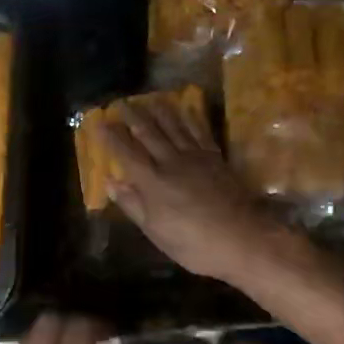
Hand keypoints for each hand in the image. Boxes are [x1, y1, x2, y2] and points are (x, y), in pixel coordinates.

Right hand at [100, 100, 283, 282]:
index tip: (99, 122)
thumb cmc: (193, 244)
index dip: (111, 137)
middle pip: (148, 133)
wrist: (244, 240)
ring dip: (160, 112)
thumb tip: (111, 182)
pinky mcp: (216, 159)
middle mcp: (171, 163)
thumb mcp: (155, 231)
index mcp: (151, 182)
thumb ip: (132, 204)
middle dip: (132, 117)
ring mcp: (196, 158)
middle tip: (121, 102)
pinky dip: (191, 119)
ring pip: (173, 127)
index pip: (125, 153)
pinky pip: (200, 132)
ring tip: (150, 99)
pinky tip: (187, 110)